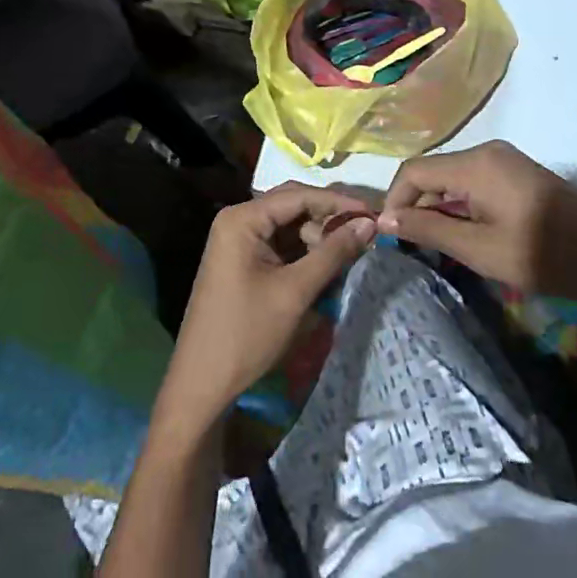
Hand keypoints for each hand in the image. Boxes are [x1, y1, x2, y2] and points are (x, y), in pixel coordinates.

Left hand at [155, 184, 375, 434]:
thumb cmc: (247, 333)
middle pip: (293, 206)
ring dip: (319, 237)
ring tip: (350, 252)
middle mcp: (238, 221)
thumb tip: (369, 223)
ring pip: (289, 226)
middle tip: (366, 231)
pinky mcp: (243, 261)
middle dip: (329, 218)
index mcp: (242, 219)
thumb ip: (333, 252)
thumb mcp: (295, 291)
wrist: (203, 382)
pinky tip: (328, 265)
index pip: (299, 195)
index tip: (374, 212)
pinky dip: (305, 253)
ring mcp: (238, 241)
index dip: (338, 202)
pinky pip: (281, 245)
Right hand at [378, 141, 576, 297]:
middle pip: (434, 170)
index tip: (391, 237)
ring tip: (437, 243)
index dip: (395, 201)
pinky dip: (461, 203)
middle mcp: (488, 150)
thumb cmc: (541, 255)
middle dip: (416, 204)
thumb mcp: (478, 248)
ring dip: (438, 206)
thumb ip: (428, 229)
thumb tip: (384, 220)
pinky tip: (467, 232)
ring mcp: (506, 159)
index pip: (414, 170)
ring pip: (453, 176)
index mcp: (475, 163)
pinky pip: (475, 180)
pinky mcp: (519, 172)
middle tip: (412, 245)